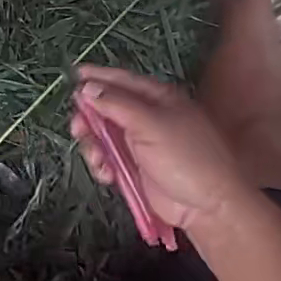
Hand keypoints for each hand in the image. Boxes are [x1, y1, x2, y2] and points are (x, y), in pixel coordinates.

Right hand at [70, 65, 257, 231]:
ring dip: (94, 145)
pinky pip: (108, 158)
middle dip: (89, 117)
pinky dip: (102, 165)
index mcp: (157, 98)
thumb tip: (87, 88)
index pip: (121, 80)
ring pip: (103, 135)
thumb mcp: (151, 124)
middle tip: (77, 127)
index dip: (97, 77)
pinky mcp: (135, 167)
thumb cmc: (186, 158)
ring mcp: (140, 143)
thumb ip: (116, 104)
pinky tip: (107, 174)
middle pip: (107, 108)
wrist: (207, 206)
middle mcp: (147, 116)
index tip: (74, 75)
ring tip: (97, 158)